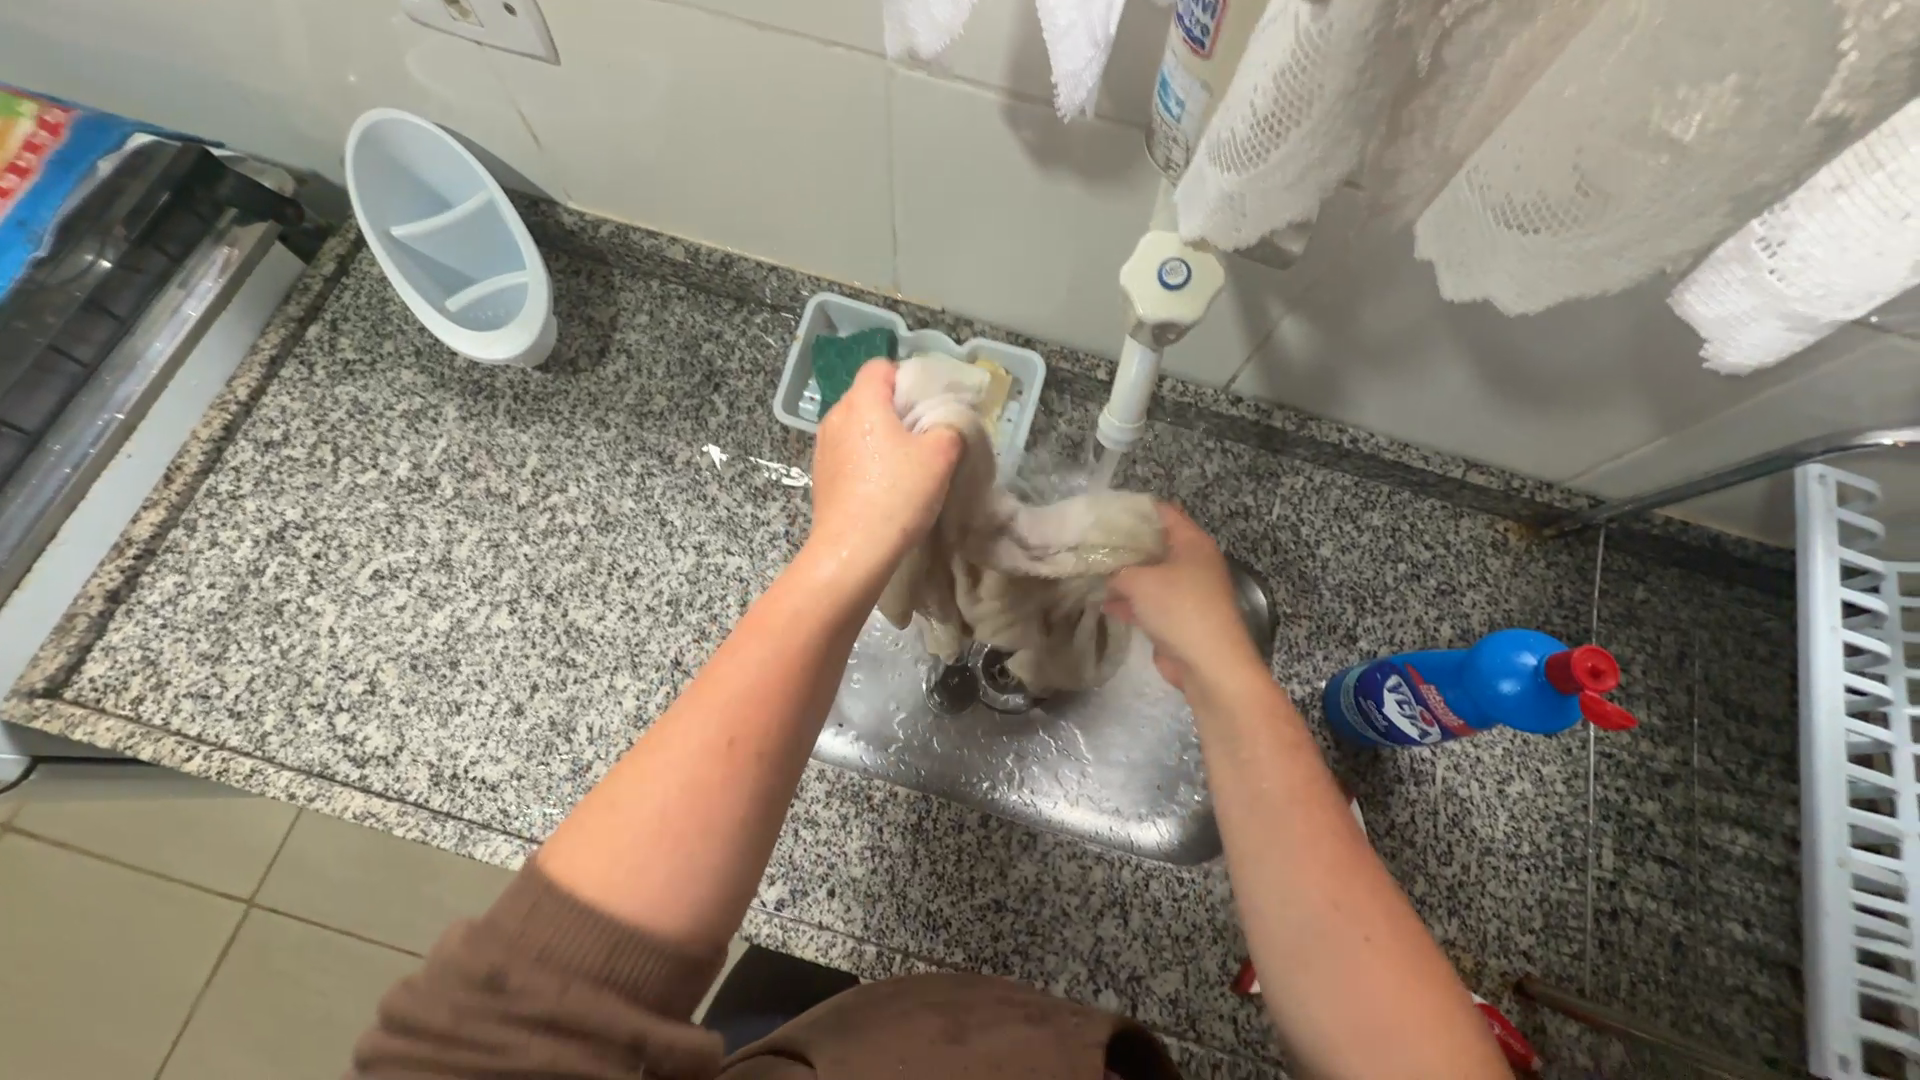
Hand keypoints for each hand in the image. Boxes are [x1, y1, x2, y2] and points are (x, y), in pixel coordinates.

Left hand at [805, 360, 961, 580]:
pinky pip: (849, 453)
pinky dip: (868, 460)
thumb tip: (947, 423)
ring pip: (859, 426)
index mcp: (861, 401)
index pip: (881, 366)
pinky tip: (886, 486)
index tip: (929, 404)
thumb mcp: (940, 456)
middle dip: (898, 410)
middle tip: (926, 435)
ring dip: (882, 437)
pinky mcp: (821, 476)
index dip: (908, 378)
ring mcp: (823, 448)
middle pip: (869, 396)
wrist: (852, 552)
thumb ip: (950, 426)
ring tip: (907, 464)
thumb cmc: (896, 495)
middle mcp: (835, 417)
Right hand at [1105, 504, 1265, 690]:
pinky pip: (1149, 601)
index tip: (1104, 511)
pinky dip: (1129, 601)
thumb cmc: (1178, 608)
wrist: (1208, 663)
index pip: (1163, 512)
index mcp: (1192, 543)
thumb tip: (1107, 574)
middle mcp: (1193, 562)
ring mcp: (1187, 591)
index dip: (1134, 509)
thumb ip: (1118, 571)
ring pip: (1150, 575)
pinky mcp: (1178, 617)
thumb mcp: (1139, 581)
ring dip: (1124, 575)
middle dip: (1124, 544)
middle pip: (1155, 544)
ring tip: (1091, 570)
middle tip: (1092, 541)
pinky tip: (1103, 603)